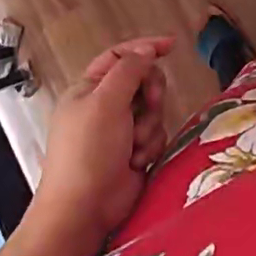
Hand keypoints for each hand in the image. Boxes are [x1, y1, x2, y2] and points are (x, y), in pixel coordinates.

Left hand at [28, 36, 175, 252]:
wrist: (84, 209)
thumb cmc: (88, 152)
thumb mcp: (106, 102)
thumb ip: (129, 70)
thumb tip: (146, 50)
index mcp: (89, 88)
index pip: (120, 56)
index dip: (145, 48)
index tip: (171, 45)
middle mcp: (104, 106)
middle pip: (143, 82)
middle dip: (151, 95)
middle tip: (149, 105)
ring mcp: (120, 131)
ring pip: (154, 111)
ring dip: (149, 127)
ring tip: (134, 146)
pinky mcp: (134, 152)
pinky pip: (156, 136)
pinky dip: (150, 147)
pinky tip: (137, 162)